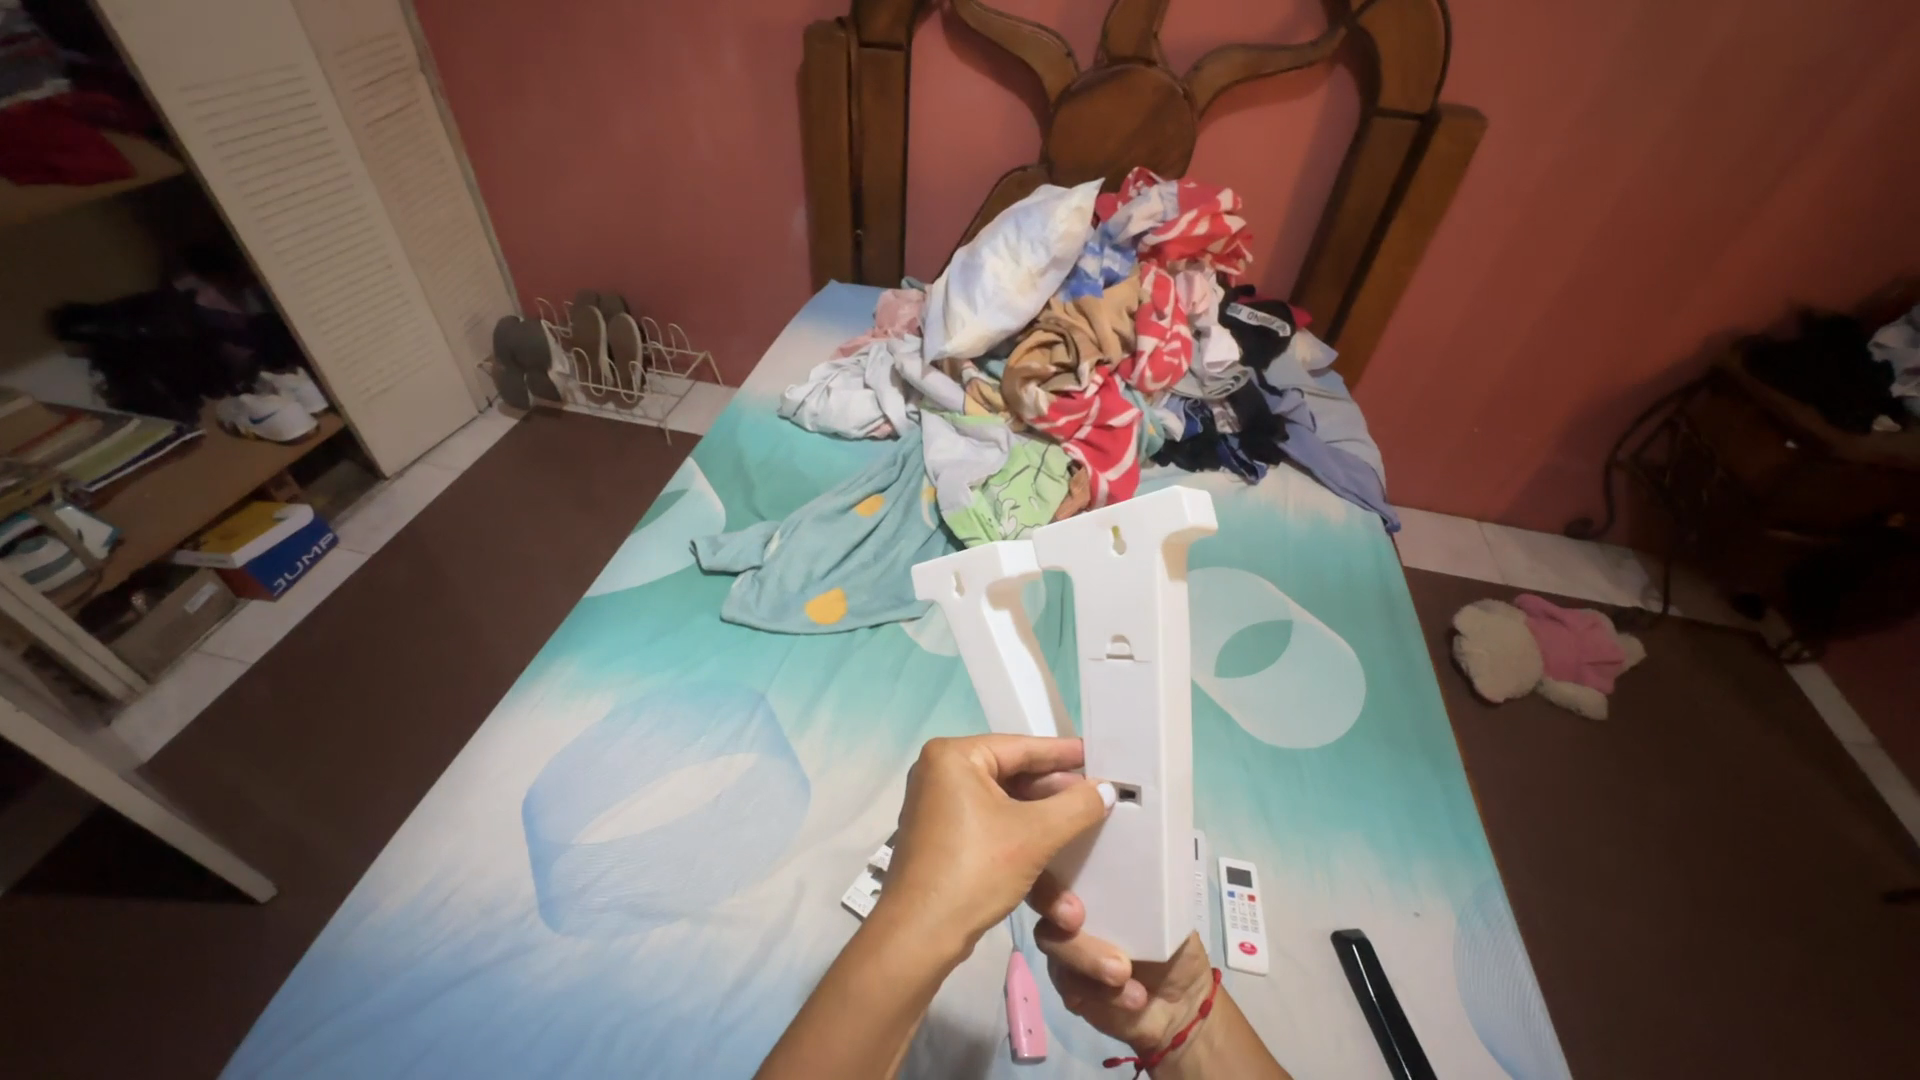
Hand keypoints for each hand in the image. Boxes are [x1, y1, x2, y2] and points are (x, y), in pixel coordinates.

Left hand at [879, 736, 1111, 950]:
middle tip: (1098, 798)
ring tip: (1087, 837)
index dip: (1064, 754)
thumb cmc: (974, 870)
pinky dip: (1022, 848)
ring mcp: (940, 809)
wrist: (919, 937)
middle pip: (1014, 779)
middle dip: (1057, 799)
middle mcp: (942, 774)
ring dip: (1045, 833)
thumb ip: (1076, 806)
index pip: (1021, 747)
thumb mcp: (1035, 835)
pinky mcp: (944, 841)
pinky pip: (992, 832)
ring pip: (1006, 811)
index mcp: (954, 757)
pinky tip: (1058, 876)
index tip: (1098, 755)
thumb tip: (1106, 789)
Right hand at [1029, 876, 1214, 1053]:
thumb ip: (1145, 892)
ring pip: (1057, 953)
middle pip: (1047, 918)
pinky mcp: (1071, 990)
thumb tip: (1137, 863)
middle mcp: (1068, 919)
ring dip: (1089, 963)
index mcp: (1090, 891)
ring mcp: (1066, 956)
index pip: (1053, 876)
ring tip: (1124, 975)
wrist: (1183, 1005)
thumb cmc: (1174, 949)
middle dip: (1063, 924)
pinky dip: (1102, 994)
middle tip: (1082, 929)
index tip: (1074, 906)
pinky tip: (1133, 997)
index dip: (1049, 889)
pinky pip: (1071, 989)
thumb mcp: (1168, 915)